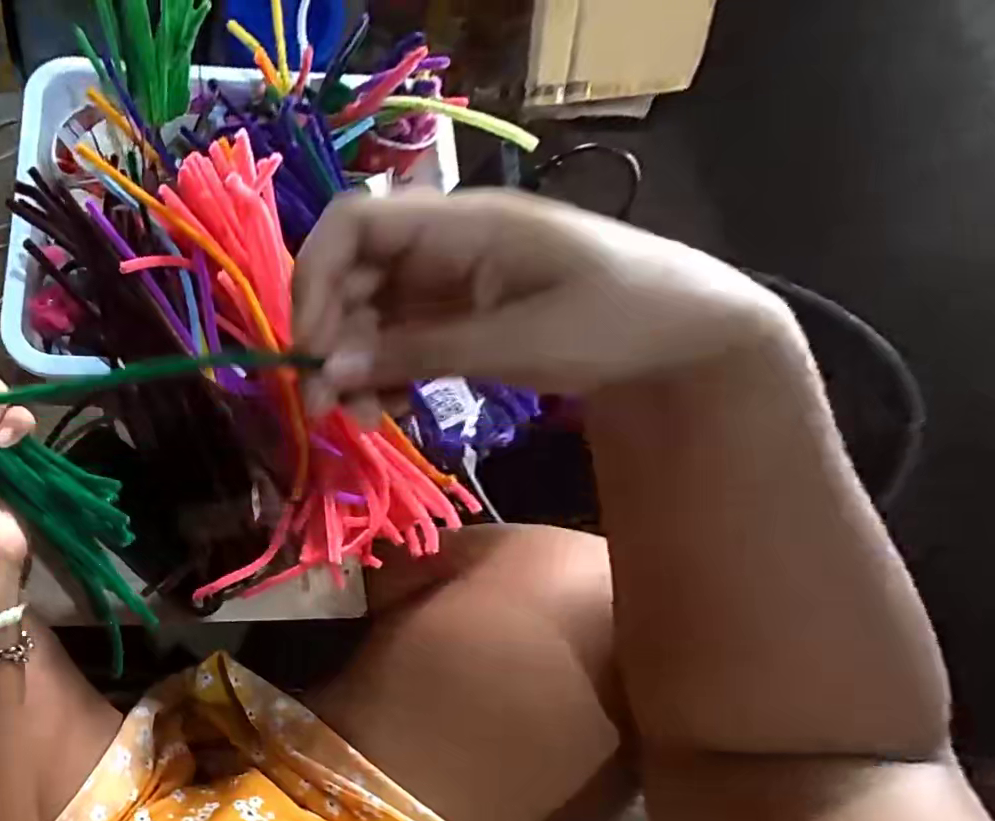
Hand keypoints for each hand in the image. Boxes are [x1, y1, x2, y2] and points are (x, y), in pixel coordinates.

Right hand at [293, 190, 801, 404]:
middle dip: (327, 343)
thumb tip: (328, 373)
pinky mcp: (450, 319)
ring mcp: (443, 285)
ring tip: (360, 422)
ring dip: (350, 371)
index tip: (310, 348)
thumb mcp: (513, 340)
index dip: (315, 278)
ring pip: (365, 320)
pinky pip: (393, 344)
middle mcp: (439, 247)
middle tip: (322, 409)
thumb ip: (416, 353)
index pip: (353, 224)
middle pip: (349, 280)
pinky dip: (380, 378)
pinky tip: (389, 410)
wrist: (683, 339)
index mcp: (458, 224)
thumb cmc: (615, 319)